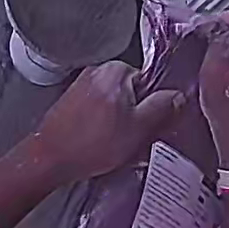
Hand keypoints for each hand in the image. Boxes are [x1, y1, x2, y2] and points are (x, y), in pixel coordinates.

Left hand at [32, 62, 185, 182]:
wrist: (49, 158)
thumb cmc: (92, 143)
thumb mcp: (139, 128)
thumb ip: (163, 108)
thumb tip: (179, 96)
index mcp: (116, 69)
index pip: (151, 82)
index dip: (155, 107)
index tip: (151, 126)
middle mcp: (98, 70)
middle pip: (133, 93)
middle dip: (137, 117)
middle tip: (134, 140)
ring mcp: (83, 85)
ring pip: (116, 105)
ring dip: (121, 124)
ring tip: (115, 146)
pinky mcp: (72, 101)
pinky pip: (99, 111)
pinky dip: (104, 126)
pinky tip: (100, 145)